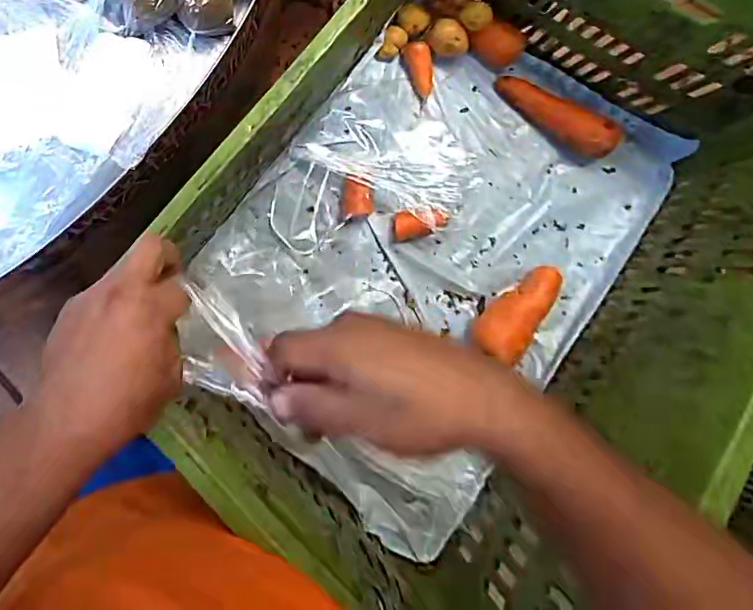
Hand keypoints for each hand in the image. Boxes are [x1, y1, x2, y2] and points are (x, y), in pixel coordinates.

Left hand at [30, 234, 188, 458]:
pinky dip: (110, 306)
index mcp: (148, 306)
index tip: (187, 314)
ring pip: (122, 270)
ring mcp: (91, 295)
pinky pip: (99, 295)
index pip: (180, 285)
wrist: (64, 421)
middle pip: (151, 245)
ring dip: (135, 286)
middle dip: (168, 258)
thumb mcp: (168, 380)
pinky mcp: (70, 307)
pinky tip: (105, 338)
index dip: (188, 301)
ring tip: (133, 320)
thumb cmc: (124, 406)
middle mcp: (119, 289)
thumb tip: (169, 332)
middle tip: (169, 283)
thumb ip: (173, 344)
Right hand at [265, 313, 543, 457]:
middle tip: (315, 427)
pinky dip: (347, 373)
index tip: (282, 413)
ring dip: (323, 382)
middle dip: (298, 385)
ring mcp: (371, 325)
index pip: (278, 348)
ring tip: (346, 420)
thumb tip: (273, 398)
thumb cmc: (416, 413)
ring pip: (327, 350)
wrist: (483, 396)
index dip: (270, 378)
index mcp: (332, 341)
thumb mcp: (358, 420)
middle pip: (302, 348)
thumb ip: (310, 407)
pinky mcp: (392, 332)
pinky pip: (352, 348)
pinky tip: (372, 401)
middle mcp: (346, 324)